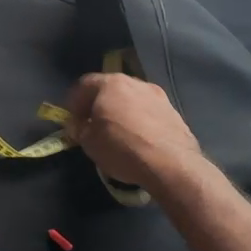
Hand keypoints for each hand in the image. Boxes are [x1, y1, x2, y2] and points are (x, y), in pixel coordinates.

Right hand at [65, 72, 205, 191]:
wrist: (172, 166)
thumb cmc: (122, 148)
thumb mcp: (88, 142)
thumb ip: (80, 129)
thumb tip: (80, 127)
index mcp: (111, 83)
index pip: (84, 85)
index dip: (74, 102)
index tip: (73, 121)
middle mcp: (136, 84)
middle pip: (111, 90)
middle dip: (101, 106)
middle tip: (95, 125)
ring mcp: (160, 98)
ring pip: (134, 102)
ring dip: (124, 114)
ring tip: (121, 136)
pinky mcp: (177, 116)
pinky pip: (151, 115)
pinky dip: (143, 124)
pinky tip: (142, 143)